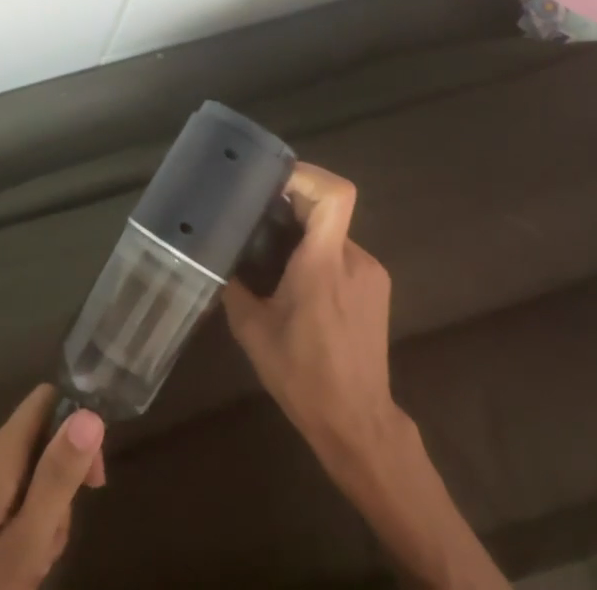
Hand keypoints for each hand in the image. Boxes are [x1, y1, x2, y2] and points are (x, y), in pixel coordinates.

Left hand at [0, 384, 106, 589]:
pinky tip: (1, 563)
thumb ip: (57, 477)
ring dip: (32, 515)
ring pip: (16, 476)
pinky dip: (8, 522)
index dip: (78, 431)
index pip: (46, 400)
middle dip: (54, 492)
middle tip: (47, 549)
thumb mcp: (25, 544)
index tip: (92, 484)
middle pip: (35, 447)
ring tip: (24, 566)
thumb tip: (91, 413)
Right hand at [223, 163, 400, 459]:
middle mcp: (355, 259)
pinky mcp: (378, 290)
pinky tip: (298, 292)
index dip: (306, 176)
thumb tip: (219, 258)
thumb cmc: (302, 375)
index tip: (272, 181)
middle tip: (255, 225)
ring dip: (304, 241)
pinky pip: (344, 258)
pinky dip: (320, 260)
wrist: (356, 419)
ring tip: (273, 267)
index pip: (334, 194)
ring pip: (333, 237)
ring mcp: (371, 274)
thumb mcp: (252, 331)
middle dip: (291, 212)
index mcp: (324, 264)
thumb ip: (234, 287)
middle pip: (326, 212)